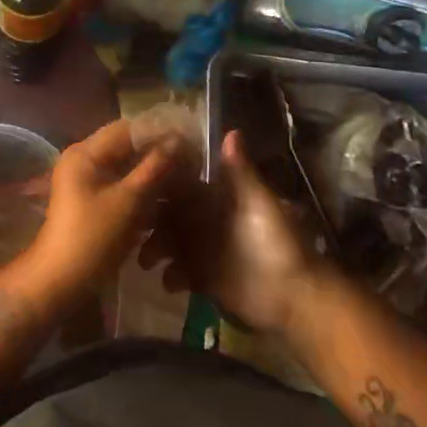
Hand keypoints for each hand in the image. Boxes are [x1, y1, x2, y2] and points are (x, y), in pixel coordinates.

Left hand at [28, 120, 180, 282]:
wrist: (62, 281)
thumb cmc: (94, 237)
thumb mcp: (129, 200)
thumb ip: (155, 166)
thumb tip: (179, 140)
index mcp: (85, 152)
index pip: (129, 128)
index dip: (161, 133)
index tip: (192, 144)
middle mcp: (83, 159)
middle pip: (128, 146)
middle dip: (159, 153)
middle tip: (192, 164)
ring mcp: (86, 180)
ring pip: (126, 165)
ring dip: (153, 171)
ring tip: (185, 179)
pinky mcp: (92, 199)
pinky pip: (121, 183)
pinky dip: (142, 187)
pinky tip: (166, 196)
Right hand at [144, 129, 327, 332]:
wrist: (292, 296)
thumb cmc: (277, 243)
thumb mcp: (259, 203)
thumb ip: (240, 172)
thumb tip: (231, 130)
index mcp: (218, 200)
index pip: (182, 186)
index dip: (160, 184)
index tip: (137, 183)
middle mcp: (206, 222)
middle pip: (168, 216)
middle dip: (150, 221)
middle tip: (133, 228)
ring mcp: (203, 251)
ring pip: (168, 244)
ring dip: (155, 250)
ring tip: (148, 261)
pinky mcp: (202, 279)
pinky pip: (178, 274)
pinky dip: (171, 276)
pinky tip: (173, 282)